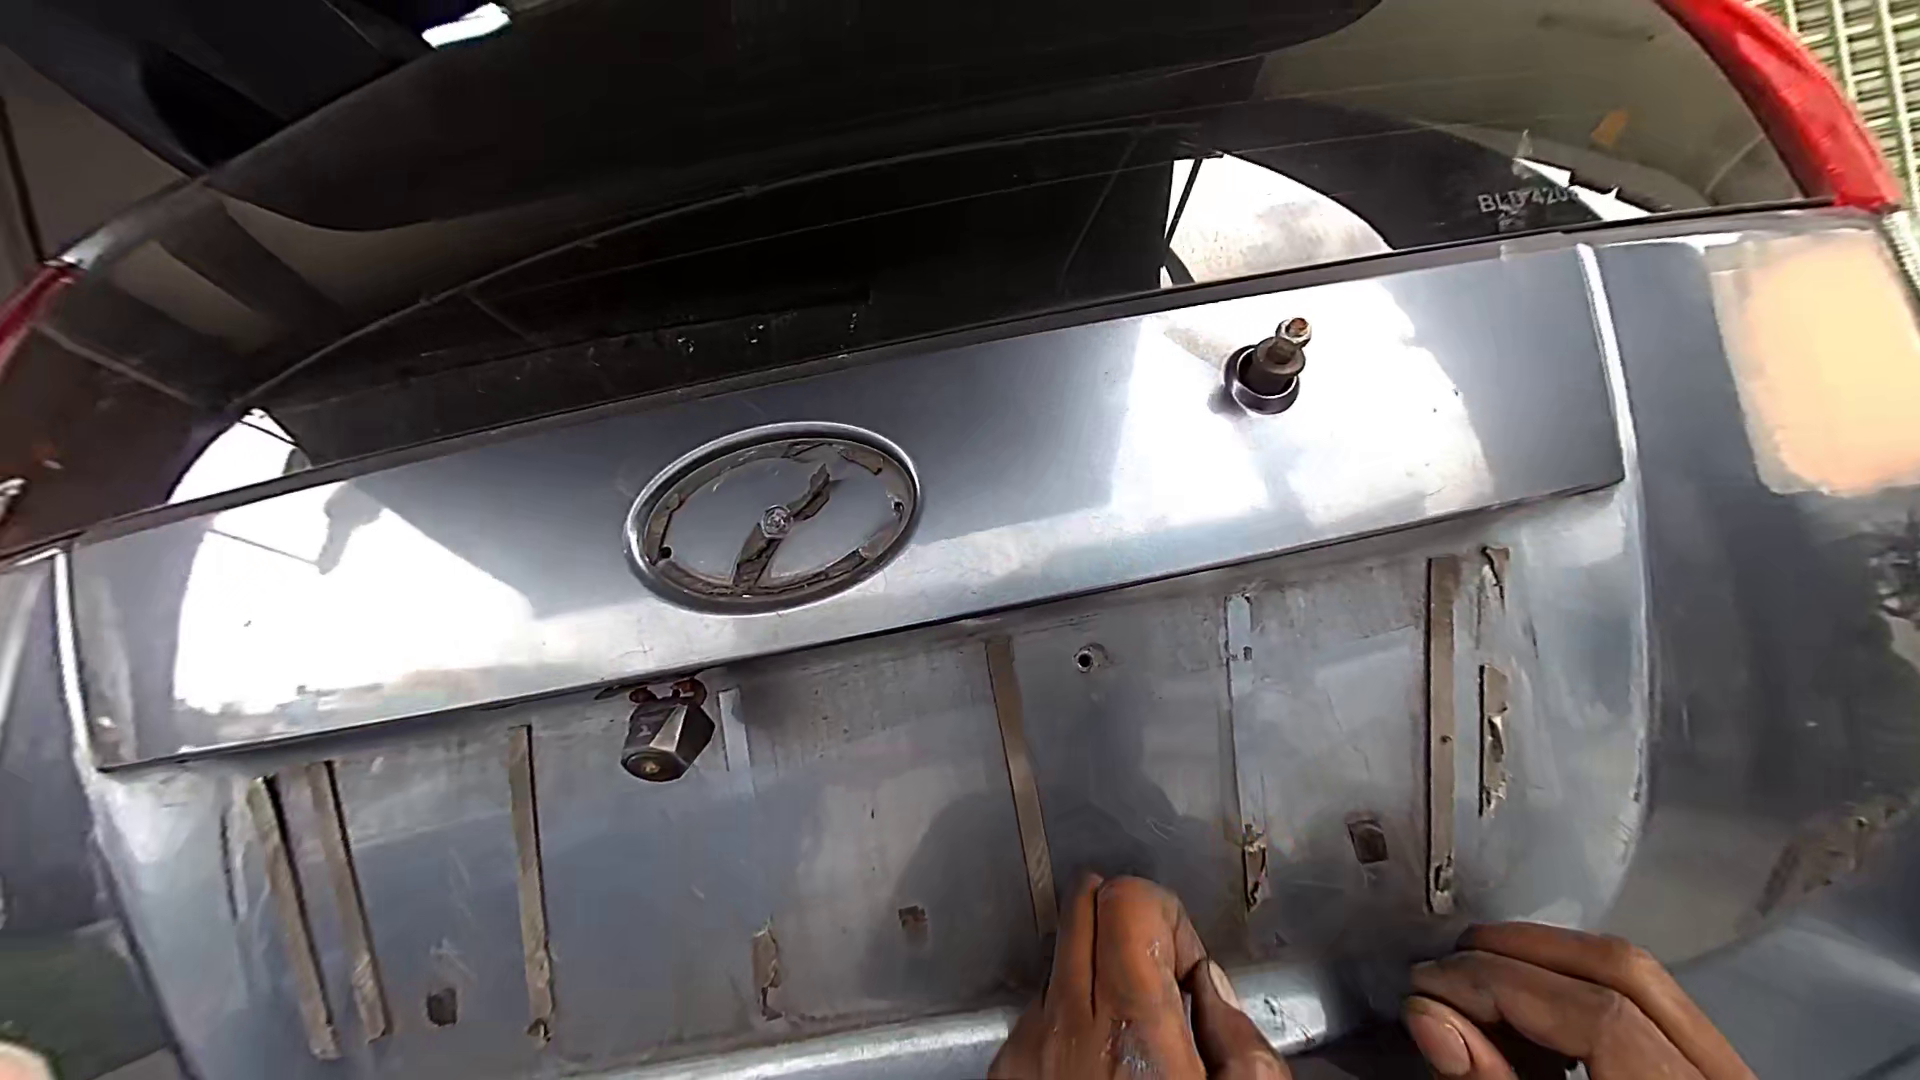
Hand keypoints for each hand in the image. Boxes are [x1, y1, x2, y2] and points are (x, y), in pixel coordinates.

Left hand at [988, 874, 1287, 1078]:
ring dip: (1097, 966)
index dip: (1166, 916)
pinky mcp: (1004, 1073)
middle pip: (1084, 901)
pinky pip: (1039, 1007)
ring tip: (1131, 1035)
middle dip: (1128, 918)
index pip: (1127, 899)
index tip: (1187, 968)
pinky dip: (1071, 1014)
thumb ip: (1242, 1047)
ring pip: (1060, 953)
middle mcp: (1065, 1024)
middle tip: (1160, 976)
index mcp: (1131, 1031)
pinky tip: (1096, 1071)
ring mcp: (1025, 1047)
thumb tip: (1207, 985)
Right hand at [1403, 923, 1754, 1078]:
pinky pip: (1642, 1000)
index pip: (1600, 1017)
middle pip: (1621, 972)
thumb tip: (1426, 1013)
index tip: (1430, 990)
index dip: (1499, 986)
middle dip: (1511, 954)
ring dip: (1534, 960)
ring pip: (1634, 974)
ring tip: (1475, 989)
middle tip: (1446, 976)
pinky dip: (1564, 985)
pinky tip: (1523, 1017)